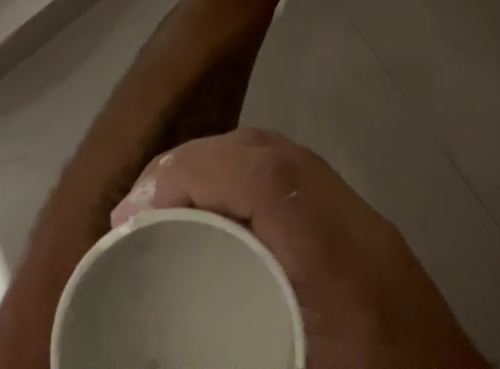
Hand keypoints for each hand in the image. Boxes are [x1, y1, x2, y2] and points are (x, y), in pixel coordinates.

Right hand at [112, 128, 488, 368]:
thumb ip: (228, 347)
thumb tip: (163, 349)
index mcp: (340, 264)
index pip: (265, 176)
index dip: (191, 172)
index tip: (132, 211)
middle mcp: (357, 225)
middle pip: (271, 151)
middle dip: (194, 160)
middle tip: (136, 207)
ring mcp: (365, 223)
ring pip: (287, 155)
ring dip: (220, 161)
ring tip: (167, 201)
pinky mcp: (366, 235)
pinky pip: (300, 177)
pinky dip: (249, 174)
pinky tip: (221, 210)